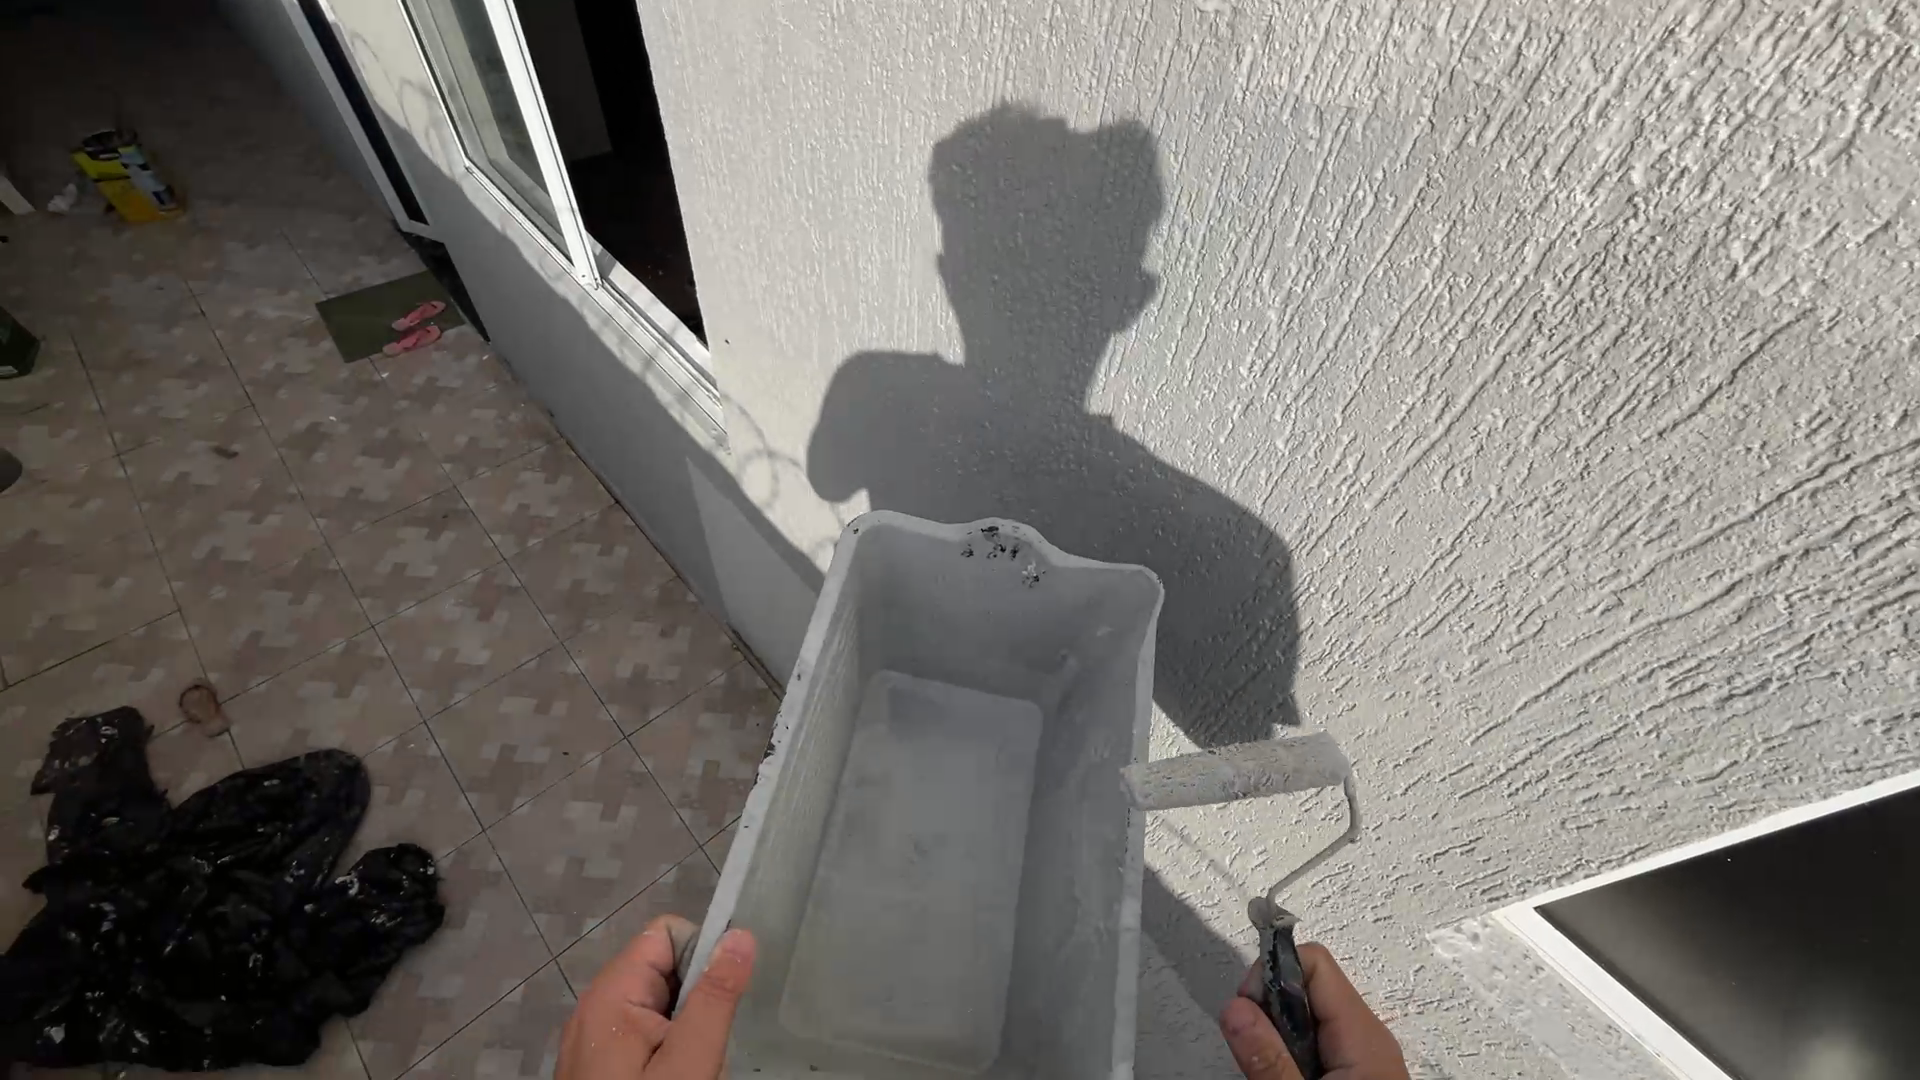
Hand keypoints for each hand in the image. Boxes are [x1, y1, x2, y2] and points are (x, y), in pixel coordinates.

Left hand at [557, 915, 756, 1079]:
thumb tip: (740, 933)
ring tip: (691, 1069)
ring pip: (662, 1003)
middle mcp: (597, 1008)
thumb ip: (716, 995)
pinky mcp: (600, 1066)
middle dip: (697, 996)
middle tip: (704, 1045)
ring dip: (688, 1027)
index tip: (719, 996)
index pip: (668, 934)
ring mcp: (596, 1040)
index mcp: (612, 995)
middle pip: (665, 966)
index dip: (702, 953)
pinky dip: (670, 1050)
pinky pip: (648, 1033)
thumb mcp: (690, 1063)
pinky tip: (677, 1079)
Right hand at [1220, 943, 1408, 1079]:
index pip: (1312, 961)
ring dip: (1274, 1036)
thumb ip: (1269, 1063)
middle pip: (1303, 985)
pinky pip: (1311, 1041)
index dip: (1272, 974)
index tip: (1248, 1013)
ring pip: (1302, 1015)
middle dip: (1267, 1009)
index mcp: (1362, 1034)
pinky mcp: (1354, 1075)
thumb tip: (1233, 1007)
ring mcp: (1361, 1056)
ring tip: (1272, 1075)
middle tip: (1256, 1053)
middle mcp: (1365, 1036)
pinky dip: (1288, 1054)